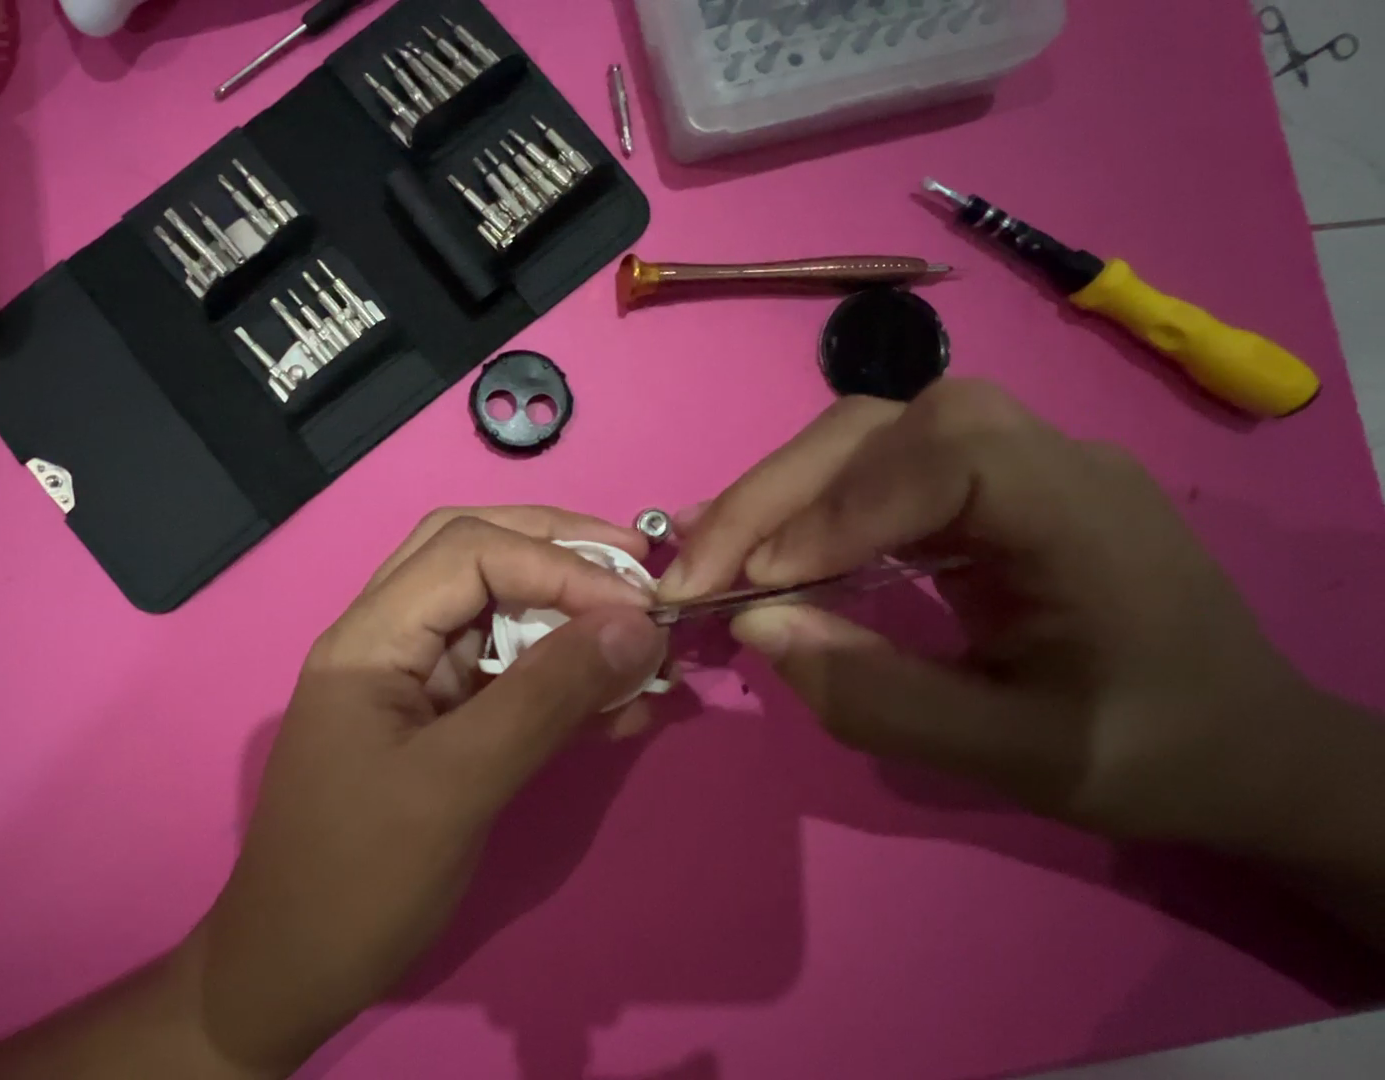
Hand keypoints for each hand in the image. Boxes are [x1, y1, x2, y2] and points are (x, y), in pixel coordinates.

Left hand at [194, 508, 668, 1074]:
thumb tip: (637, 625)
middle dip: (558, 553)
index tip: (638, 608)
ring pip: (494, 612)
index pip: (468, 553)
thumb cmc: (361, 878)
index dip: (559, 564)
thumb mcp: (458, 785)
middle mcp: (387, 638)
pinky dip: (561, 678)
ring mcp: (411, 680)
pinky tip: (621, 701)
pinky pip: (505, 677)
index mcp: (371, 637)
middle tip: (636, 568)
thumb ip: (546, 697)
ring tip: (639, 630)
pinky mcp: (437, 722)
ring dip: (566, 613)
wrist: (296, 967)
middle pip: (474, 555)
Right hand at [658, 380, 1372, 855]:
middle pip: (878, 426)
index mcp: (1085, 514)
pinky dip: (798, 501)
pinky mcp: (975, 480)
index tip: (760, 586)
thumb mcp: (1010, 755)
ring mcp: (1008, 458)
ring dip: (774, 494)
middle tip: (696, 569)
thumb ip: (876, 695)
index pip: (947, 457)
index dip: (839, 511)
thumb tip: (752, 624)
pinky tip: (754, 542)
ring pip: (859, 435)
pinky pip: (867, 465)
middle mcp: (1046, 456)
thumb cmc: (1142, 754)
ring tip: (709, 556)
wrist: (1238, 740)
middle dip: (774, 495)